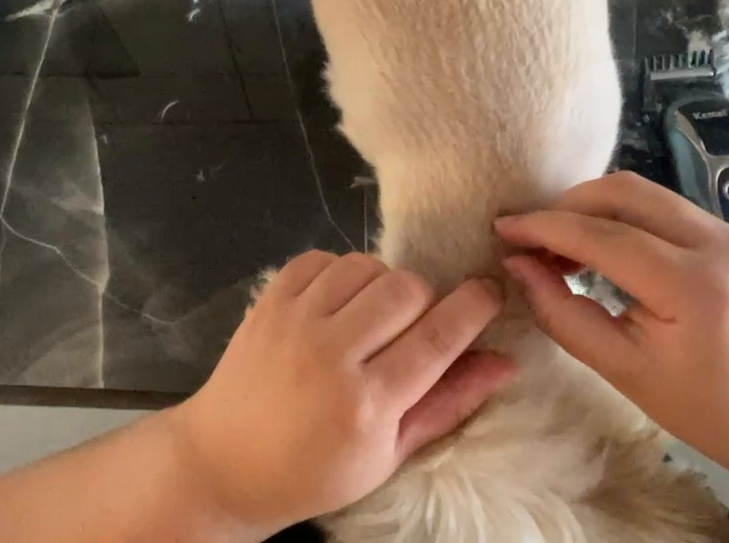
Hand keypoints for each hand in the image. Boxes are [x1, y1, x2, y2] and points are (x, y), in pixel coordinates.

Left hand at [168, 251, 516, 535]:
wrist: (225, 461)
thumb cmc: (314, 471)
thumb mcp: (388, 454)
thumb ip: (447, 404)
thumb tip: (503, 362)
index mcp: (366, 404)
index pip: (436, 339)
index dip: (473, 308)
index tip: (490, 292)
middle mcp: (330, 354)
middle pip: (405, 290)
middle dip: (425, 300)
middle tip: (413, 326)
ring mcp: (295, 320)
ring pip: (365, 266)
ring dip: (382, 284)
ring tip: (372, 315)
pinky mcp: (270, 299)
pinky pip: (323, 258)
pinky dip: (340, 272)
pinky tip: (337, 303)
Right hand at [494, 172, 728, 500]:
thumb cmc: (713, 414)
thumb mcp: (626, 372)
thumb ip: (562, 314)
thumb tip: (517, 266)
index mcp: (695, 286)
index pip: (601, 234)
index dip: (543, 226)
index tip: (502, 228)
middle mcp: (719, 244)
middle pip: (623, 192)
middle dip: (567, 206)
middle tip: (533, 239)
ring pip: (645, 192)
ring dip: (596, 207)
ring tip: (565, 245)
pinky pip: (668, 207)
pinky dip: (627, 216)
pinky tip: (609, 248)